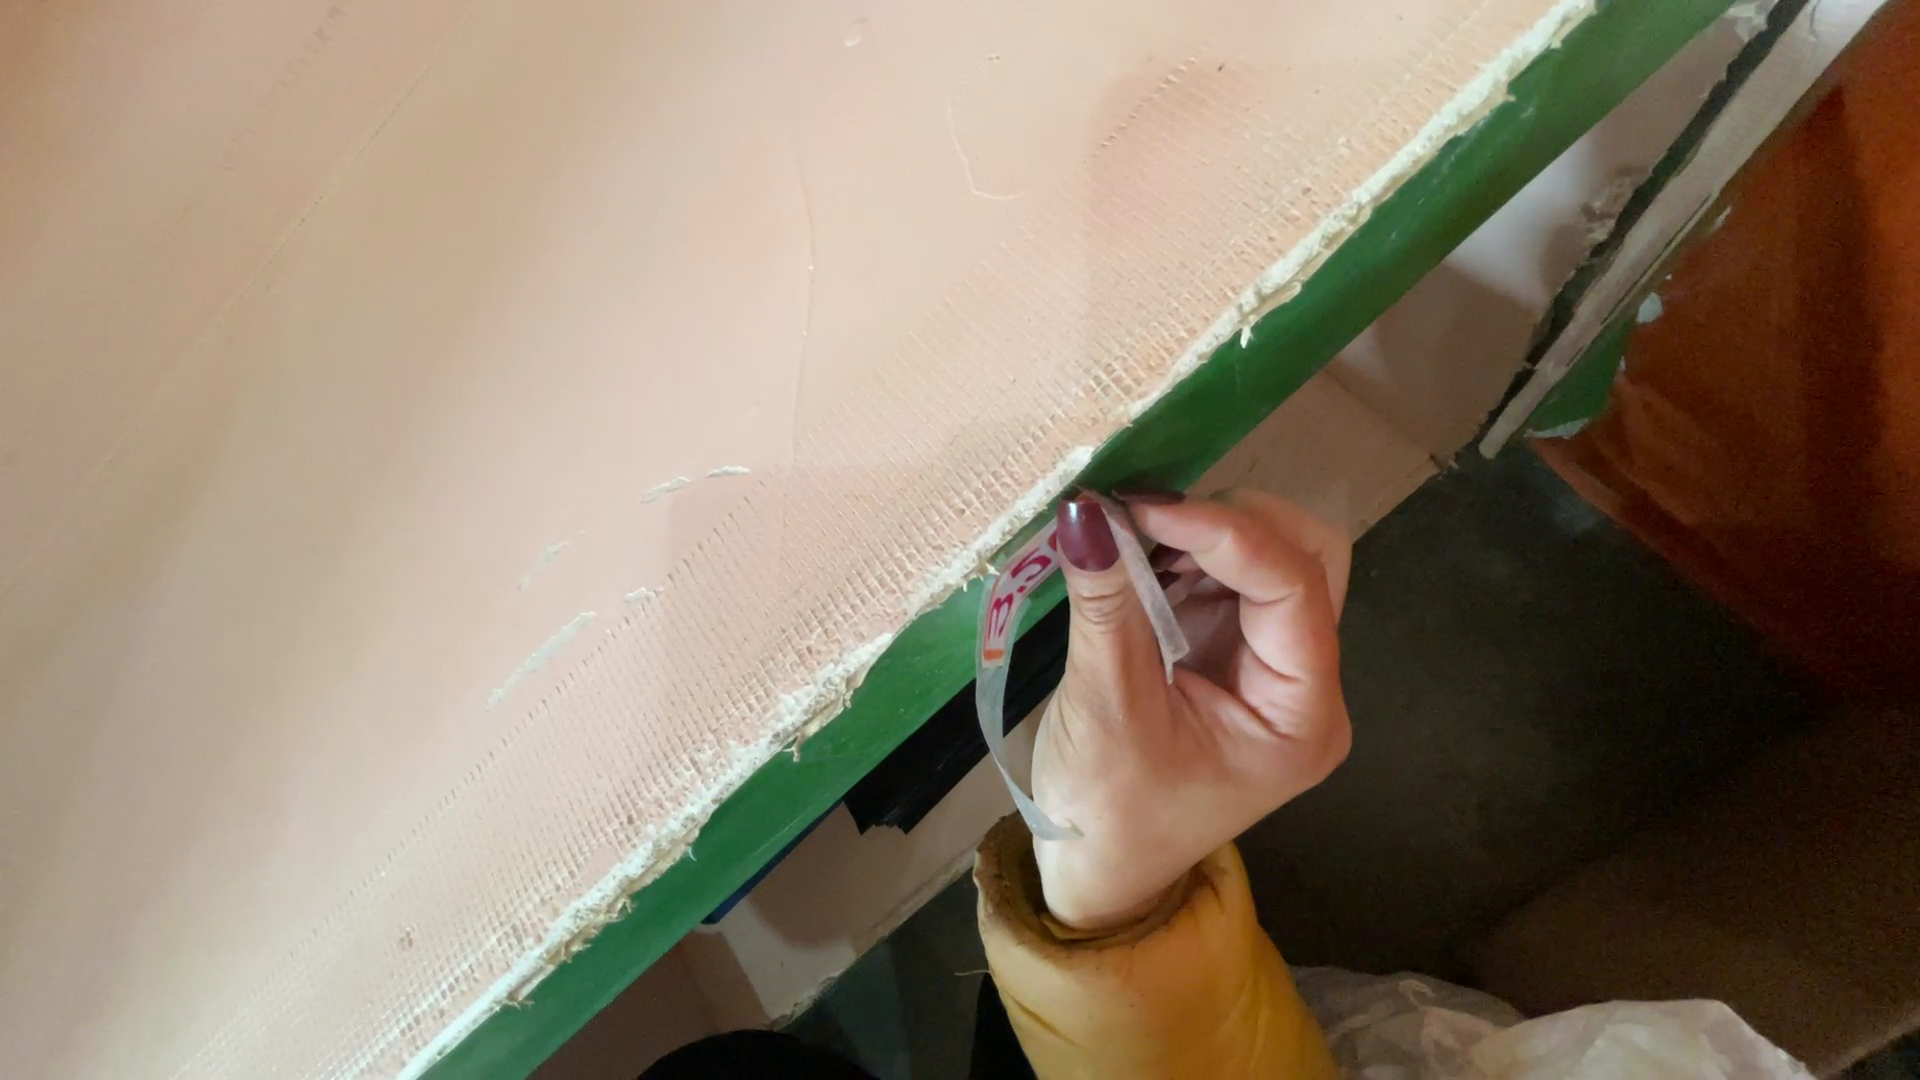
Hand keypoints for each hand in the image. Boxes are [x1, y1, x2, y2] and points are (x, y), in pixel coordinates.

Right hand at [1029, 488, 1351, 930]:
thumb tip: (1083, 510)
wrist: (1095, 865)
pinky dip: (1185, 552)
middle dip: (1233, 523)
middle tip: (1148, 514)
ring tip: (1132, 528)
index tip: (1141, 507)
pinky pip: (1225, 578)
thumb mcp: (1104, 705)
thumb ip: (1105, 604)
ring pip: (1271, 560)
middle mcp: (1301, 681)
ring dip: (1206, 533)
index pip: (1293, 589)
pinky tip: (1138, 554)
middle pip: (1308, 561)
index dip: (1223, 534)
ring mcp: (1266, 663)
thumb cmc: (1109, 810)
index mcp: (1299, 714)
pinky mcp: (1227, 652)